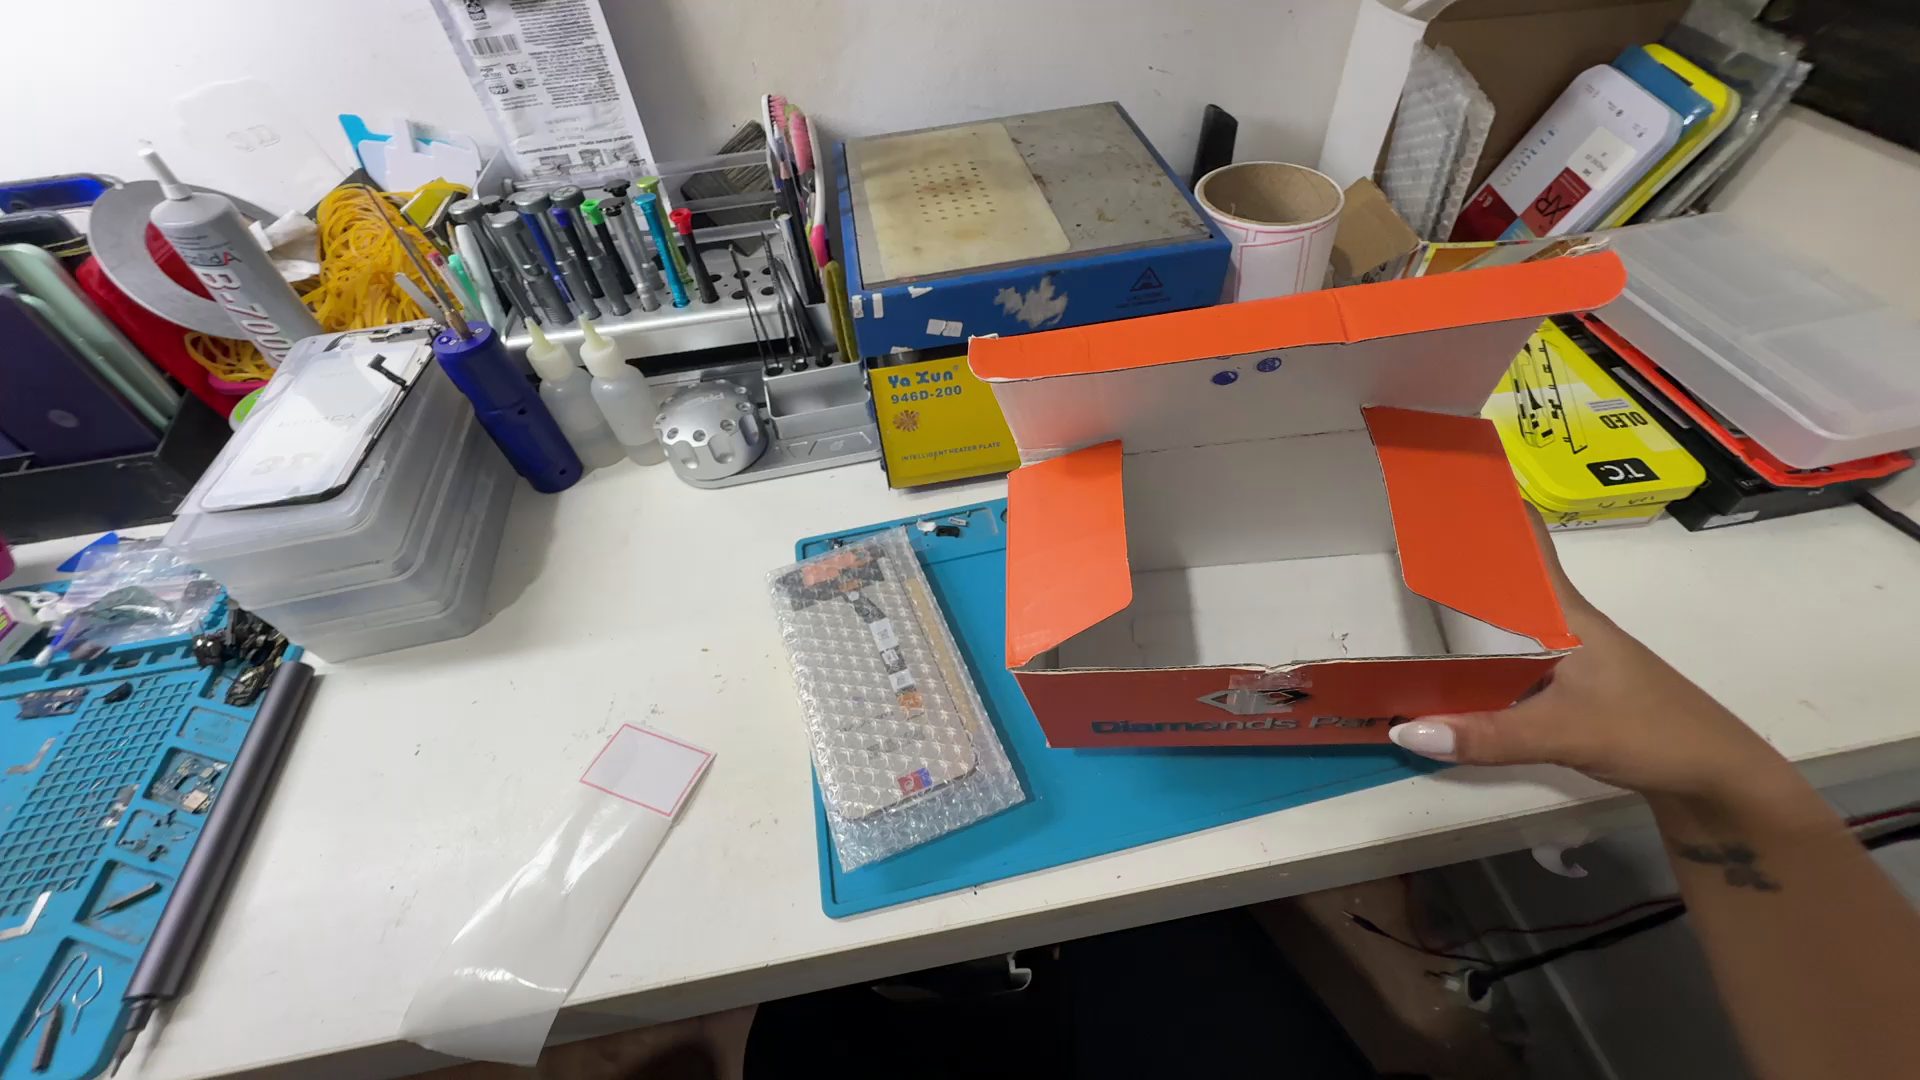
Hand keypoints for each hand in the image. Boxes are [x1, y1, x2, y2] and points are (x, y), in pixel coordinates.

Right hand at [1388, 516, 1790, 798]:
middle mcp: (1558, 626)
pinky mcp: (1558, 689)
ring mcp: (1559, 658)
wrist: (1721, 782)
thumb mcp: (1565, 733)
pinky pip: (1496, 660)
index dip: (1489, 511)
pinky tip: (1434, 667)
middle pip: (1497, 581)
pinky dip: (1464, 658)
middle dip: (1451, 559)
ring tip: (1399, 597)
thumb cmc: (1654, 733)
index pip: (1525, 545)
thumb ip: (1486, 734)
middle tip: (1394, 540)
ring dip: (1454, 612)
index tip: (1442, 483)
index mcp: (1563, 614)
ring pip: (1495, 623)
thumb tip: (1404, 730)